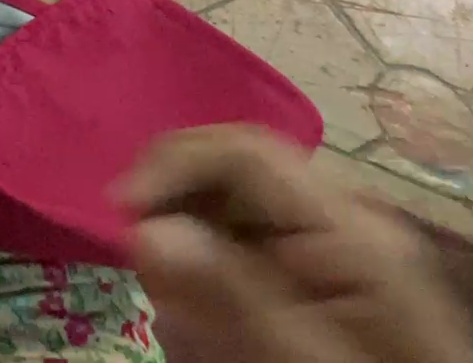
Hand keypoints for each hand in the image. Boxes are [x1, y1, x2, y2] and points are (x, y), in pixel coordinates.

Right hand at [119, 125, 472, 362]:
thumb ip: (230, 297)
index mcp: (352, 227)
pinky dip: (208, 272)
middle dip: (173, 211)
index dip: (171, 162)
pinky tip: (210, 323)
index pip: (244, 149)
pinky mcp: (322, 265)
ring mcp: (334, 238)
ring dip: (186, 248)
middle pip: (228, 171)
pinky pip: (242, 238)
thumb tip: (146, 227)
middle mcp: (342, 214)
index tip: (121, 210)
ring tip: (183, 315)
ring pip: (226, 204)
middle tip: (146, 271)